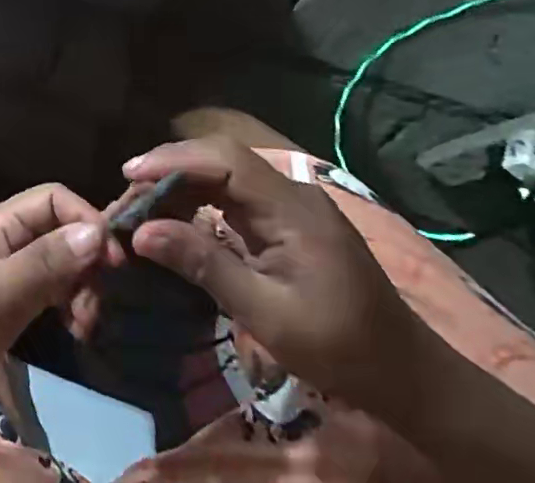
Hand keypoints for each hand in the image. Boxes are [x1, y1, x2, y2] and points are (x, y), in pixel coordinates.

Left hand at [0, 184, 118, 416]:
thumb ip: (44, 262)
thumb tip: (96, 231)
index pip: (54, 198)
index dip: (86, 219)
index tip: (111, 261)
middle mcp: (10, 236)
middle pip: (65, 228)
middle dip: (88, 260)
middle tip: (96, 302)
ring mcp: (15, 265)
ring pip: (66, 259)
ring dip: (84, 287)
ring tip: (83, 323)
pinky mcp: (20, 293)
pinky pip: (59, 286)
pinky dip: (73, 303)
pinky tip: (75, 328)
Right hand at [123, 136, 430, 403]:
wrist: (408, 376)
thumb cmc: (341, 349)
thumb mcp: (267, 313)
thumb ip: (204, 265)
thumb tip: (141, 233)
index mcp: (293, 209)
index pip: (225, 160)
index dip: (173, 160)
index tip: (130, 175)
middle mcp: (291, 194)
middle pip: (220, 160)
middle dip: (168, 169)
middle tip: (127, 194)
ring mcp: (290, 206)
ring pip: (223, 175)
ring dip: (179, 185)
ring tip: (141, 208)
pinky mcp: (285, 222)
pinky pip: (233, 196)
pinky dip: (198, 202)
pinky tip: (174, 220)